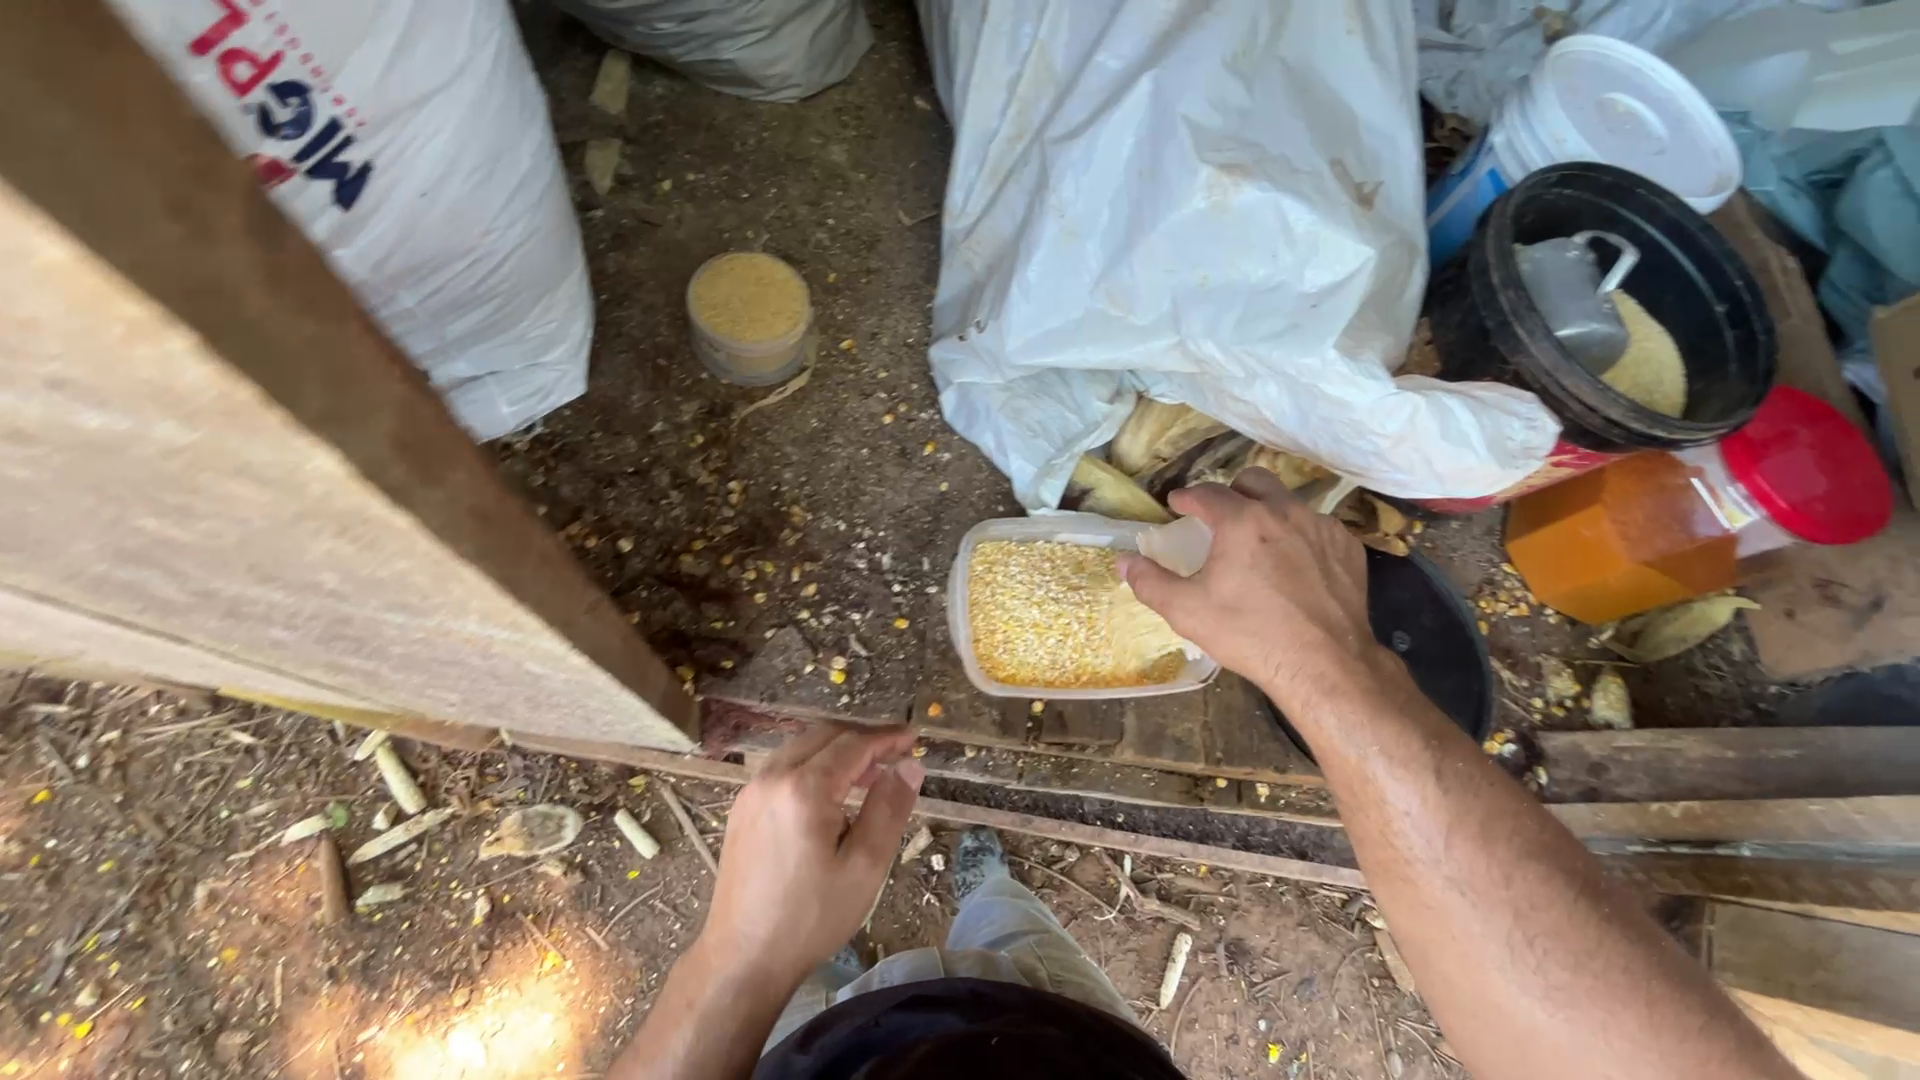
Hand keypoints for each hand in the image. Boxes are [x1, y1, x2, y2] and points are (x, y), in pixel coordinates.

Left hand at [694, 724, 924, 987]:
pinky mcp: (742, 808)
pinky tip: (830, 793)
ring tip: (869, 774)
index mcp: (805, 789)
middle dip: (863, 738)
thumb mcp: (865, 866)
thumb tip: (910, 765)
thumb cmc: (811, 917)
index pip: (853, 744)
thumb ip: (890, 808)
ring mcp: (751, 791)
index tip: (913, 737)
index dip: (886, 737)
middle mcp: (773, 778)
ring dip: (837, 749)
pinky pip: (783, 767)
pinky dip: (813, 764)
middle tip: (895, 753)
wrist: (743, 958)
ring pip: (801, 748)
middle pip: (825, 736)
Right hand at [1118, 468, 1389, 711]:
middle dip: (1232, 491)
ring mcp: (1321, 528)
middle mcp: (1284, 512)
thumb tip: (1125, 562)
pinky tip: (1295, 564)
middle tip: (1221, 515)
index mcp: (1242, 521)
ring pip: (1289, 503)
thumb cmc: (1249, 634)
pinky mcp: (1347, 549)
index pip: (1207, 493)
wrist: (1324, 664)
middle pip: (1254, 480)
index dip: (1187, 497)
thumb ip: (1150, 582)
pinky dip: (1300, 537)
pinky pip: (1318, 528)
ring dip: (1269, 512)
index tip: (1177, 504)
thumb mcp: (1186, 611)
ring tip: (1258, 541)